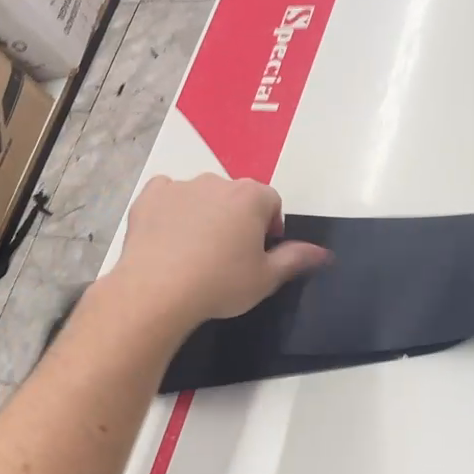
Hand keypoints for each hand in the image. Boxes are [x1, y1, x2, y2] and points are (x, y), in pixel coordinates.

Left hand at [107, 174, 330, 329]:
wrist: (157, 290)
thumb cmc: (221, 284)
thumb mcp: (266, 278)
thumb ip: (297, 259)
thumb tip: (324, 252)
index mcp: (251, 197)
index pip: (272, 202)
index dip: (269, 227)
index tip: (259, 253)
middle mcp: (218, 182)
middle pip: (237, 196)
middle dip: (237, 218)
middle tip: (229, 255)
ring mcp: (181, 186)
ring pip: (202, 195)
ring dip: (206, 213)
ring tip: (196, 251)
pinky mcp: (149, 196)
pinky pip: (167, 195)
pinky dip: (172, 210)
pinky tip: (168, 237)